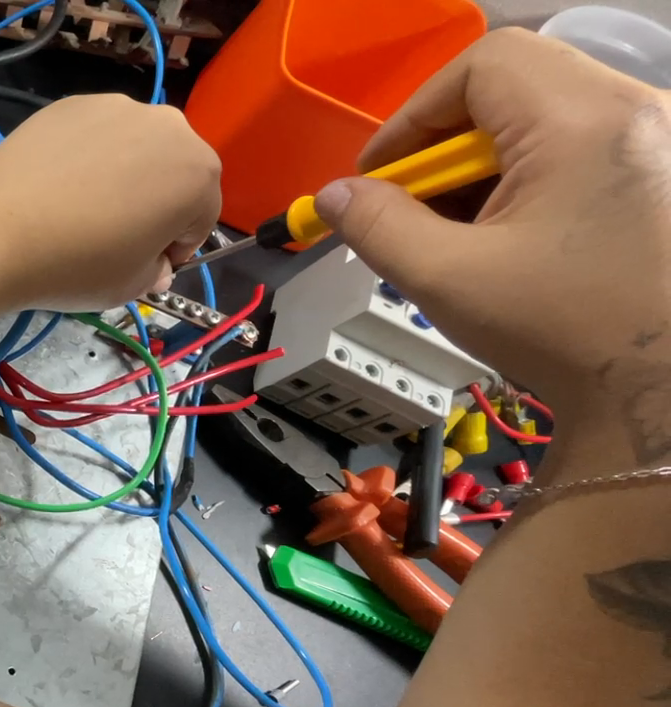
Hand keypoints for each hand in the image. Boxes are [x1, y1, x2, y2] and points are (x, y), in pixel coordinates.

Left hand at [0, 94, 221, 311]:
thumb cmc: (70, 267)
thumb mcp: (125, 288)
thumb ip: (155, 273)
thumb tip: (157, 266)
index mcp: (198, 175)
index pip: (200, 218)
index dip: (173, 249)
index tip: (142, 266)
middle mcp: (170, 127)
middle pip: (171, 174)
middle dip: (151, 205)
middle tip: (107, 239)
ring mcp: (118, 108)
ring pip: (132, 149)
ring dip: (118, 177)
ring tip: (75, 212)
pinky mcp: (72, 105)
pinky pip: (90, 137)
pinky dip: (81, 159)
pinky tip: (51, 189)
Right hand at [315, 30, 670, 471]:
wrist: (664, 376)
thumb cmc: (557, 323)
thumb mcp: (443, 277)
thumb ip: (377, 226)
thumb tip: (335, 195)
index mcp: (584, 123)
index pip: (486, 63)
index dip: (413, 115)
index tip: (377, 177)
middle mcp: (634, 109)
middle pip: (512, 87)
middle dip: (439, 148)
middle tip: (405, 211)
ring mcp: (656, 136)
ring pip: (539, 117)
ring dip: (474, 169)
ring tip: (450, 235)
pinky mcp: (659, 168)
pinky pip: (570, 146)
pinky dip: (514, 180)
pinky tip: (498, 237)